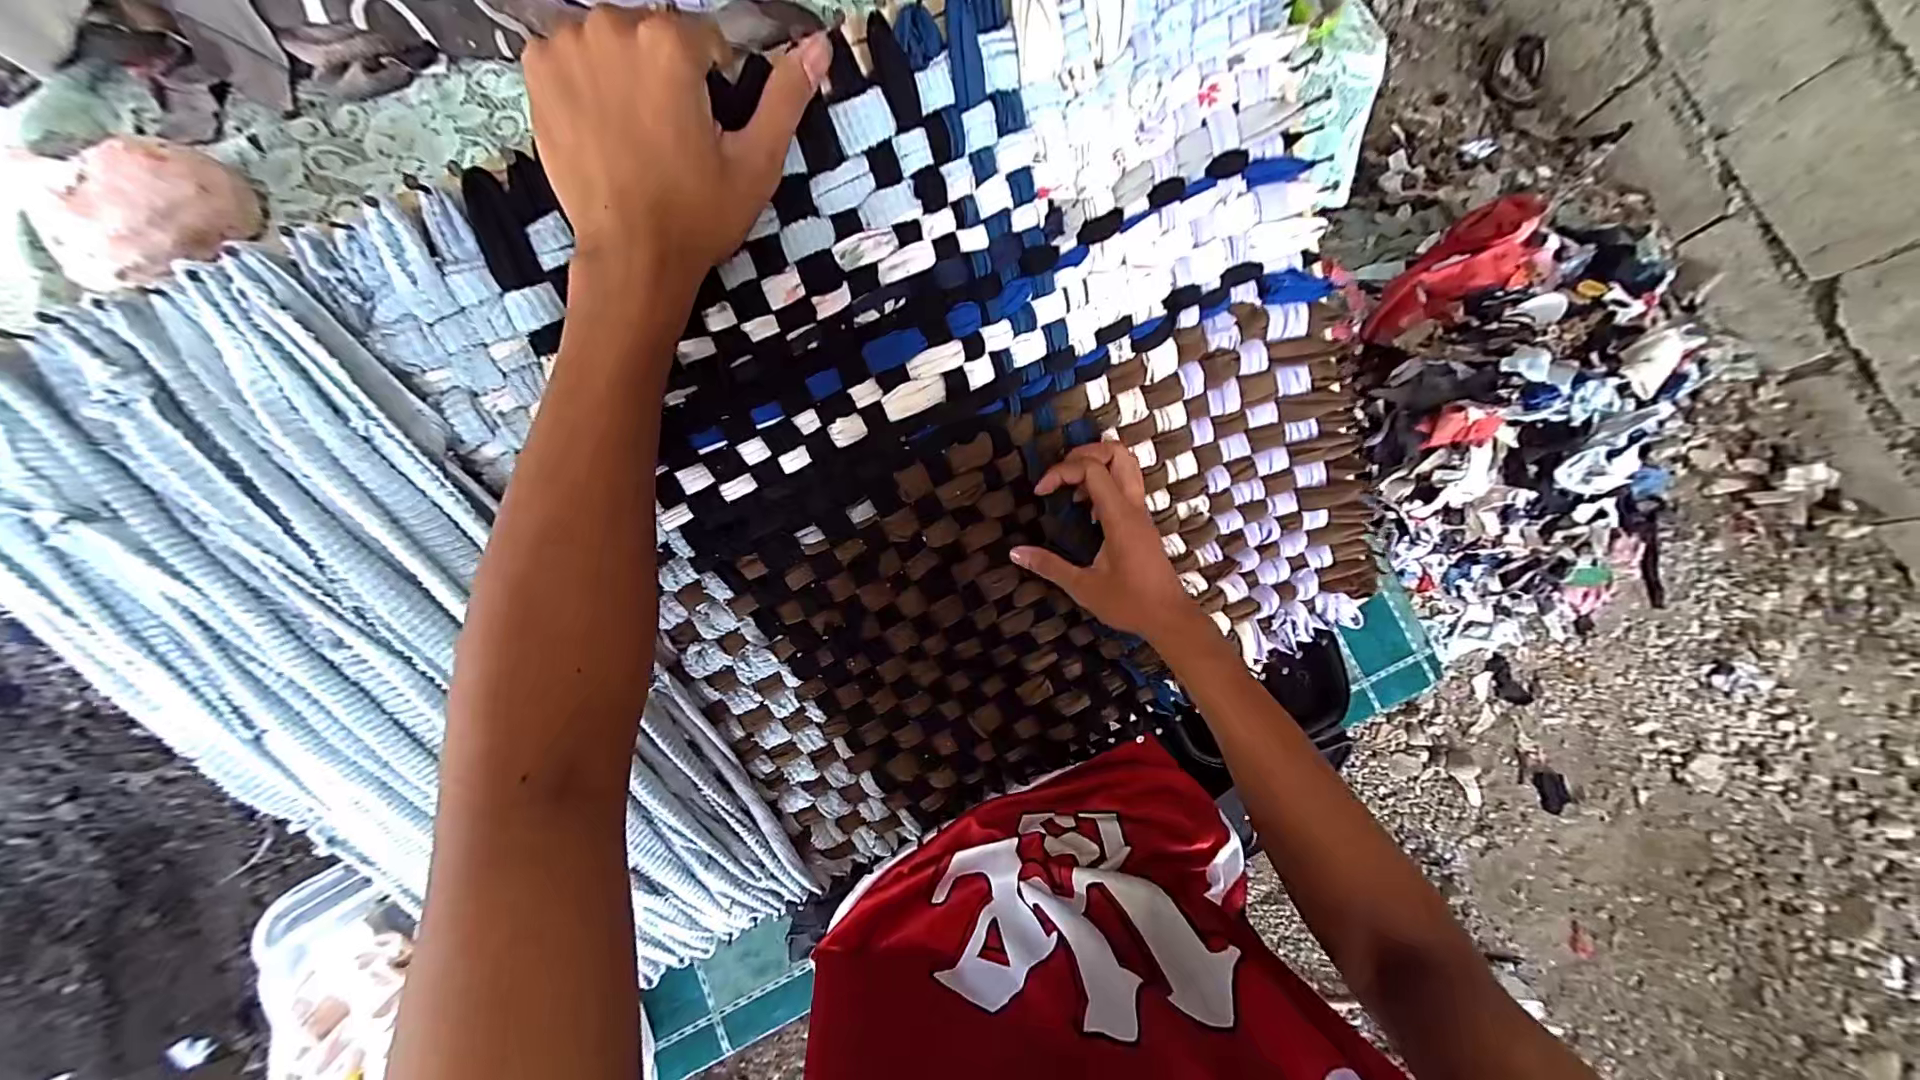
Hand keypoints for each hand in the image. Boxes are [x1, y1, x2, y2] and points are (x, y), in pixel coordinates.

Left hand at [521, 8, 828, 283]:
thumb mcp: (756, 164)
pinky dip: (590, 84)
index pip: (706, 41)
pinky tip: (604, 129)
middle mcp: (611, 26)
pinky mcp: (537, 71)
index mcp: (669, 43)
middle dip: (668, 77)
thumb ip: (785, 98)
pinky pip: (573, 58)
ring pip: (614, 45)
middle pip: (656, 38)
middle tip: (673, 140)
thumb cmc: (699, 216)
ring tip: (638, 137)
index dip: (714, 88)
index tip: (708, 131)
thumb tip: (819, 48)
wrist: (633, 257)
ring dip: (628, 77)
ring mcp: (566, 46)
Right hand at [1011, 441, 1208, 643]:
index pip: (1092, 469)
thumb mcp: (1083, 587)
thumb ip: (1049, 566)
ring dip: (1096, 466)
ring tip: (1070, 489)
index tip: (1040, 492)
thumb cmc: (1129, 603)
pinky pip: (1125, 486)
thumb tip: (1016, 552)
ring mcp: (1141, 513)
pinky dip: (1102, 484)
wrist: (1169, 618)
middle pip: (1118, 453)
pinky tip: (1085, 510)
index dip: (1061, 471)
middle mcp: (1133, 507)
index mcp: (1119, 517)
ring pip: (1126, 466)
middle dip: (1085, 453)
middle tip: (1060, 473)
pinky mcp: (1142, 523)